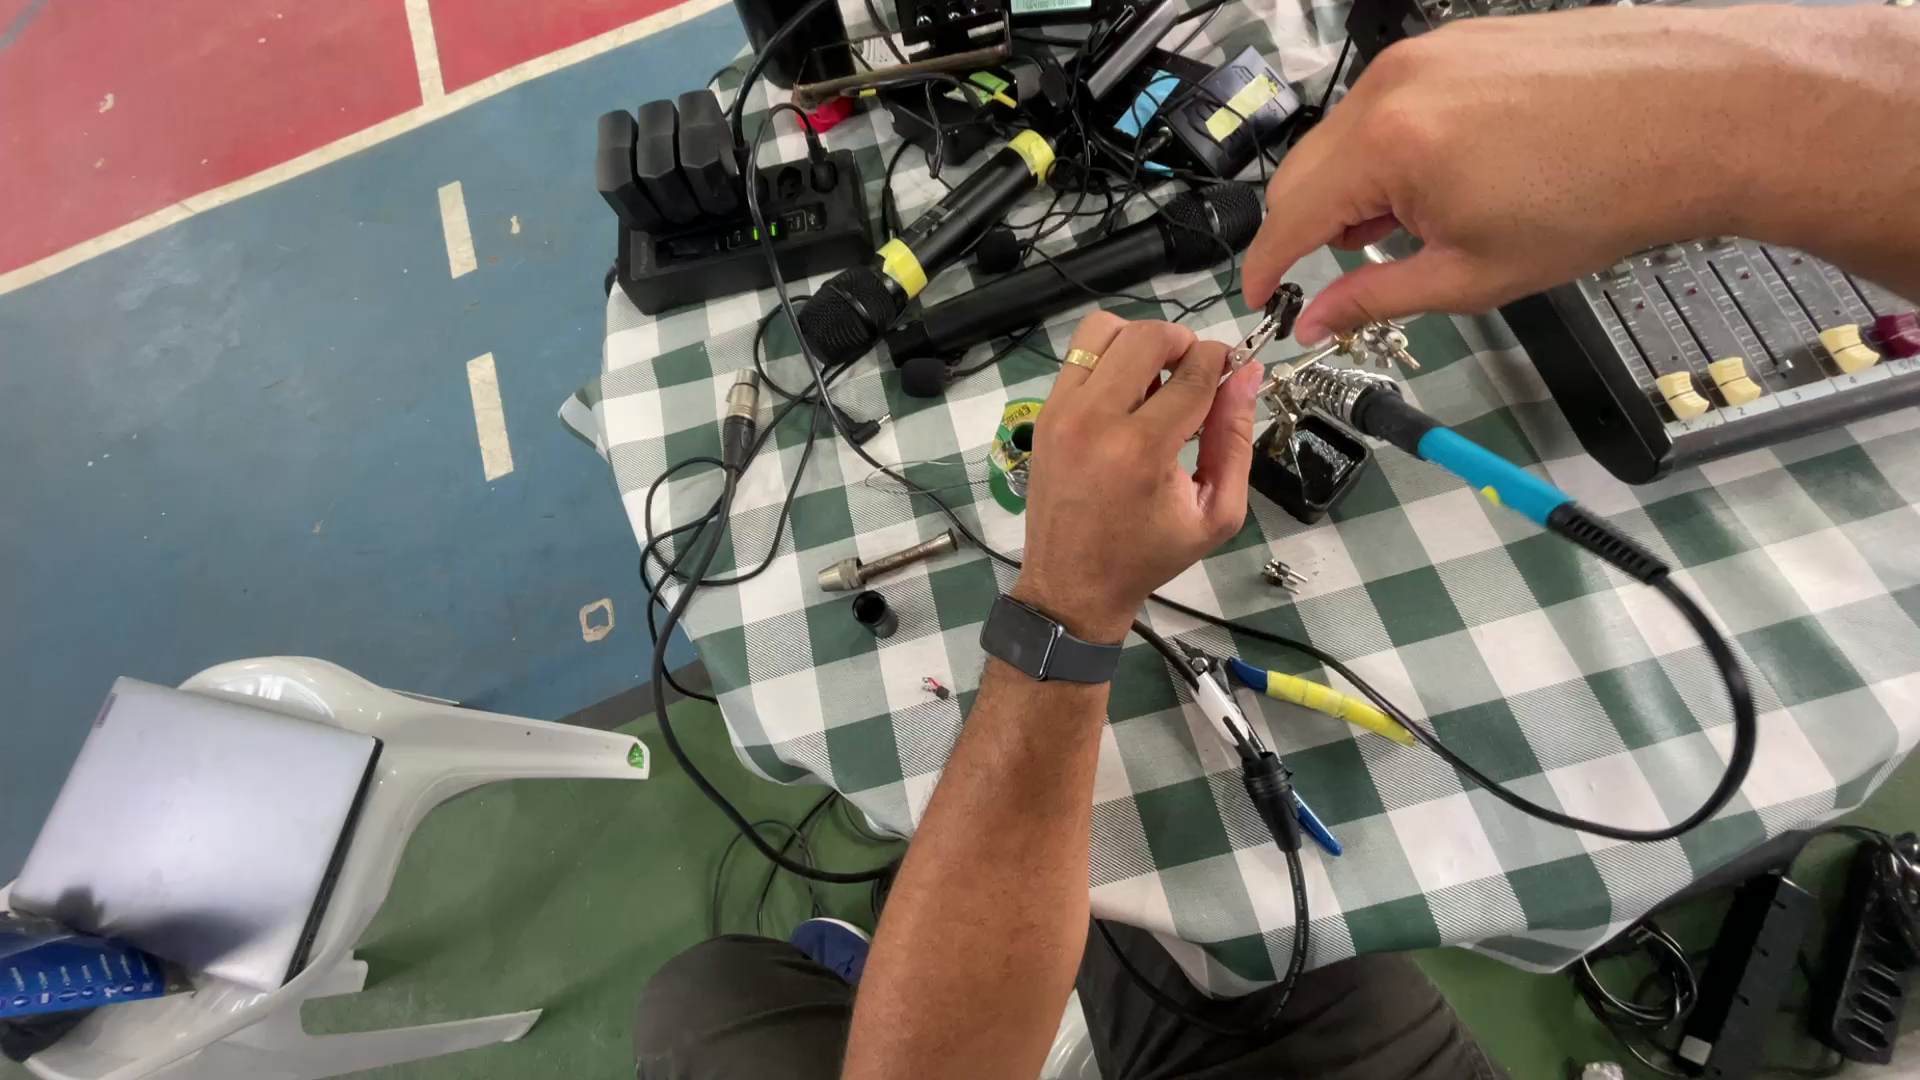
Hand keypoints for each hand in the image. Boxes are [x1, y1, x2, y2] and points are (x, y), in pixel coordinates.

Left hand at [1012, 314, 1262, 642]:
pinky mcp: (1044, 416)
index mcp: (1141, 449)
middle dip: (1183, 343)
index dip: (1222, 362)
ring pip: (1102, 330)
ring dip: (1138, 342)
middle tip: (1193, 374)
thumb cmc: (1147, 556)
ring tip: (1154, 380)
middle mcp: (1094, 420)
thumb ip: (1235, 440)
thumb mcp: (1215, 513)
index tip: (1230, 371)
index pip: (1194, 373)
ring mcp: (1061, 413)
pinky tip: (1124, 397)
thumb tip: (1248, 374)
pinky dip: (1107, 361)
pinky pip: (1078, 357)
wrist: (1072, 585)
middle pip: (1147, 336)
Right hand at [1243, 4, 1919, 341]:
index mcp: (1385, 146)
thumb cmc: (1599, 201)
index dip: (1263, 268)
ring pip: (1338, 141)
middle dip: (1305, 230)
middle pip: (1299, 175)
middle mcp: (1391, 86)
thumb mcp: (1465, 277)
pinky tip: (1434, 178)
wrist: (1723, 111)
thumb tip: (1312, 325)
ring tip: (1407, 224)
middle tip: (1347, 268)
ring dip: (1345, 192)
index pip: (1285, 219)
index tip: (1261, 297)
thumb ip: (1368, 301)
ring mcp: (1427, 54)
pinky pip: (1383, 108)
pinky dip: (1382, 154)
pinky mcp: (1460, 40)